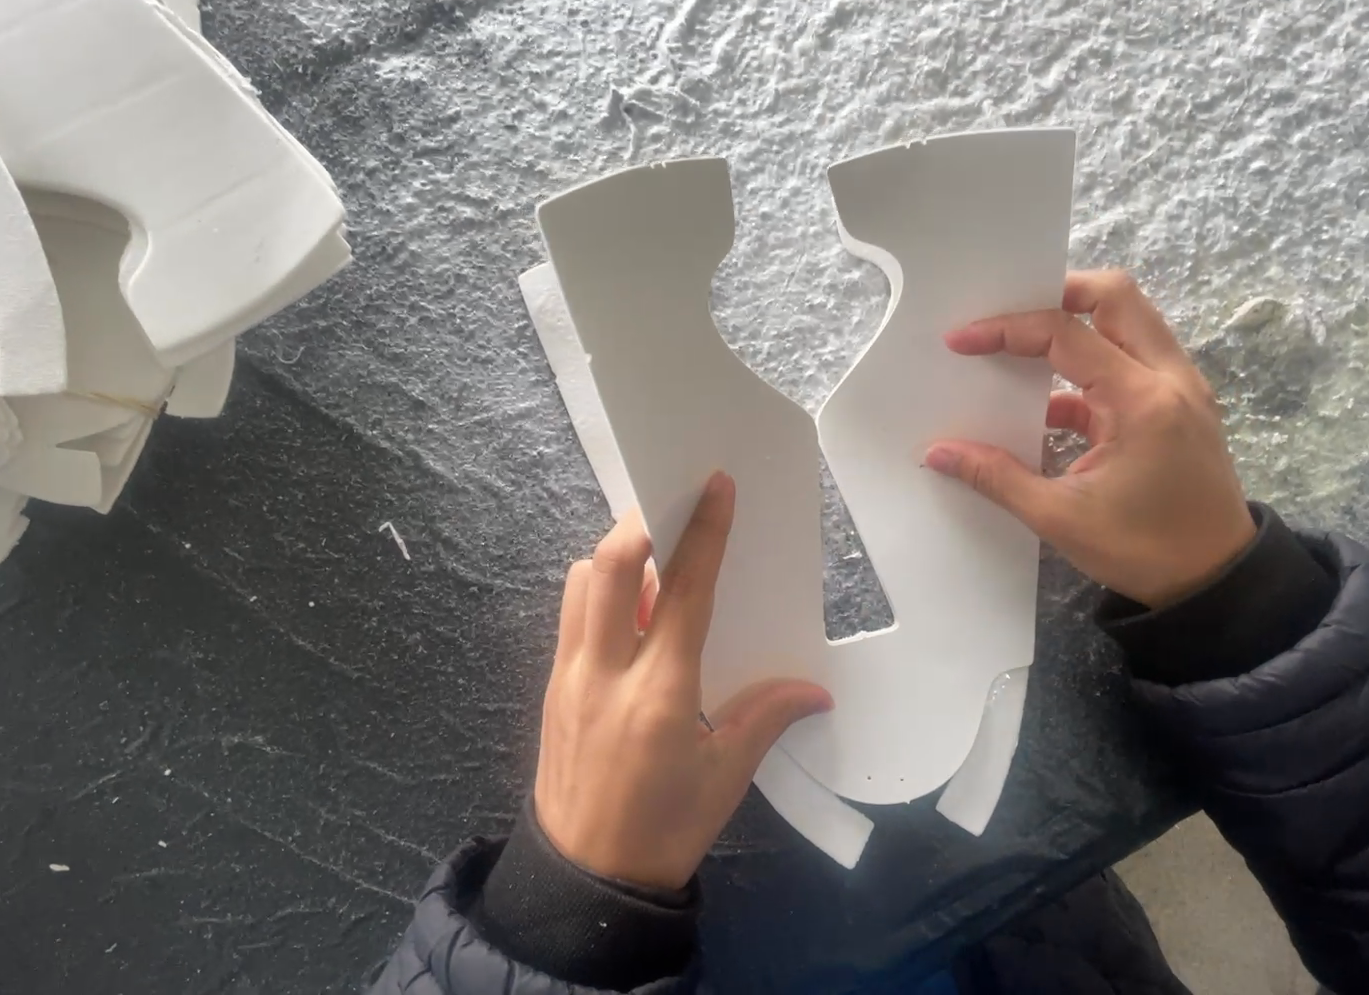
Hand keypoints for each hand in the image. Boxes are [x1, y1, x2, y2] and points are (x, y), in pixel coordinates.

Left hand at [534, 473, 832, 888]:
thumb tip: (816, 691)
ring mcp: (570, 675)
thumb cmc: (664, 828)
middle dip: (641, 522)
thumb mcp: (725, 778)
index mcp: (660, 691)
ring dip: (615, 558)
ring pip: (580, 583)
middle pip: (610, 567)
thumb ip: (767, 718)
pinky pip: (571, 615)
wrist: (584, 884)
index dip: (703, 531)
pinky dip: (598, 592)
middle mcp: (606, 670)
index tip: (714, 484)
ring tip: (653, 566)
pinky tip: (630, 617)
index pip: (684, 591)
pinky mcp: (552, 686)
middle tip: (672, 507)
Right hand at [924, 269, 1255, 608]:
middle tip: (1007, 313)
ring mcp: (1178, 388)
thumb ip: (995, 476)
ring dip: (1075, 324)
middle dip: (1056, 292)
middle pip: (1116, 297)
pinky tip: (1045, 404)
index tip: (962, 340)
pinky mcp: (1175, 406)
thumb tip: (938, 453)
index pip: (1067, 334)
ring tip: (1020, 346)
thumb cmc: (1143, 550)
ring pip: (1127, 322)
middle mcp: (1170, 378)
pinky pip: (1127, 362)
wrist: (1217, 583)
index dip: (1007, 329)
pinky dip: (1085, 368)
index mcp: (1143, 400)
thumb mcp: (1059, 517)